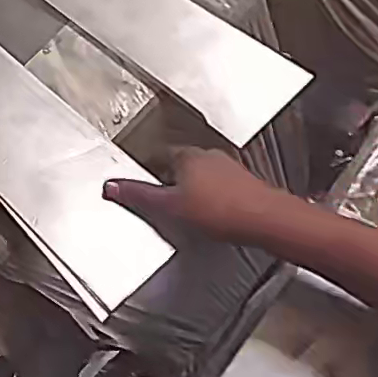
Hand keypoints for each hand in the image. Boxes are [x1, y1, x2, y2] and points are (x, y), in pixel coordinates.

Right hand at [103, 147, 281, 241]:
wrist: (267, 221)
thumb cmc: (222, 210)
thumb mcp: (168, 206)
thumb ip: (138, 195)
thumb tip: (110, 186)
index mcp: (188, 156)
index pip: (160, 155)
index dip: (149, 169)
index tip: (143, 180)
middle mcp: (209, 157)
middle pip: (181, 164)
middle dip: (171, 179)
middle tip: (162, 198)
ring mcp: (230, 170)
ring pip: (202, 175)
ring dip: (193, 189)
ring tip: (187, 210)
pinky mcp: (244, 185)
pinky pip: (220, 187)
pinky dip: (212, 198)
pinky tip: (212, 215)